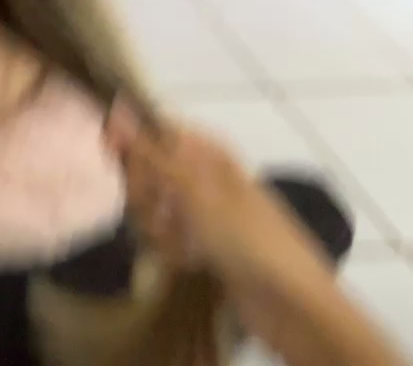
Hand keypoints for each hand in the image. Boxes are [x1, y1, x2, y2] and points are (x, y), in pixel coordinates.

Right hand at [105, 105, 333, 290]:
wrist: (295, 306)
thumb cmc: (245, 236)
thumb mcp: (192, 189)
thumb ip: (148, 150)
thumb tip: (117, 106)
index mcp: (206, 150)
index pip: (151, 128)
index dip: (130, 143)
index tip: (116, 160)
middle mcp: (203, 173)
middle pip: (146, 167)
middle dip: (143, 191)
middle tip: (156, 209)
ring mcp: (205, 209)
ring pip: (153, 203)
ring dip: (156, 224)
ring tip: (175, 242)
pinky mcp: (205, 242)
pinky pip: (168, 233)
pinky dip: (171, 246)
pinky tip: (187, 259)